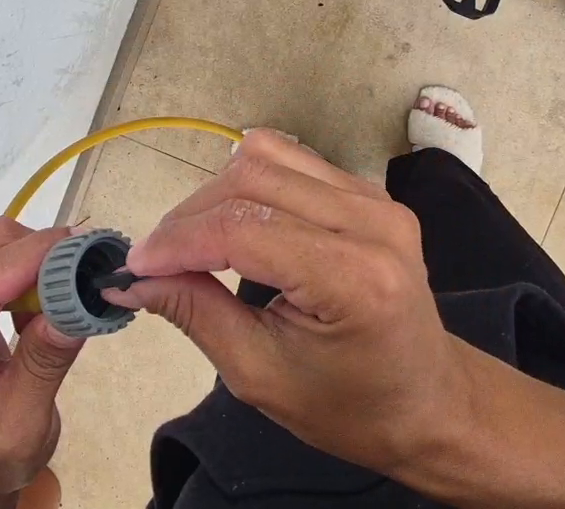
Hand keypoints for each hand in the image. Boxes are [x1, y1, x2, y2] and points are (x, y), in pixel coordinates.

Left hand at [0, 219, 86, 505]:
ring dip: (33, 257)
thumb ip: (42, 365)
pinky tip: (36, 301)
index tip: (86, 247)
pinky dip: (23, 264)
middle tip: (84, 275)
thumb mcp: (21, 428)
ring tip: (62, 296)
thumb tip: (73, 304)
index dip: (34, 256)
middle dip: (39, 253)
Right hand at [107, 130, 475, 475]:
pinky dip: (249, 183)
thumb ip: (195, 313)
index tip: (134, 265)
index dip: (179, 241)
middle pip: (252, 179)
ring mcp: (375, 197)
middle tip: (157, 258)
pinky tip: (236, 220)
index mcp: (354, 277)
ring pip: (268, 156)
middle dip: (191, 214)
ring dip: (216, 192)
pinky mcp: (369, 191)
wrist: (431, 401)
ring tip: (194, 239)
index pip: (244, 229)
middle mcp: (371, 220)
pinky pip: (293, 160)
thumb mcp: (261, 377)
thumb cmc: (350, 407)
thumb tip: (133, 277)